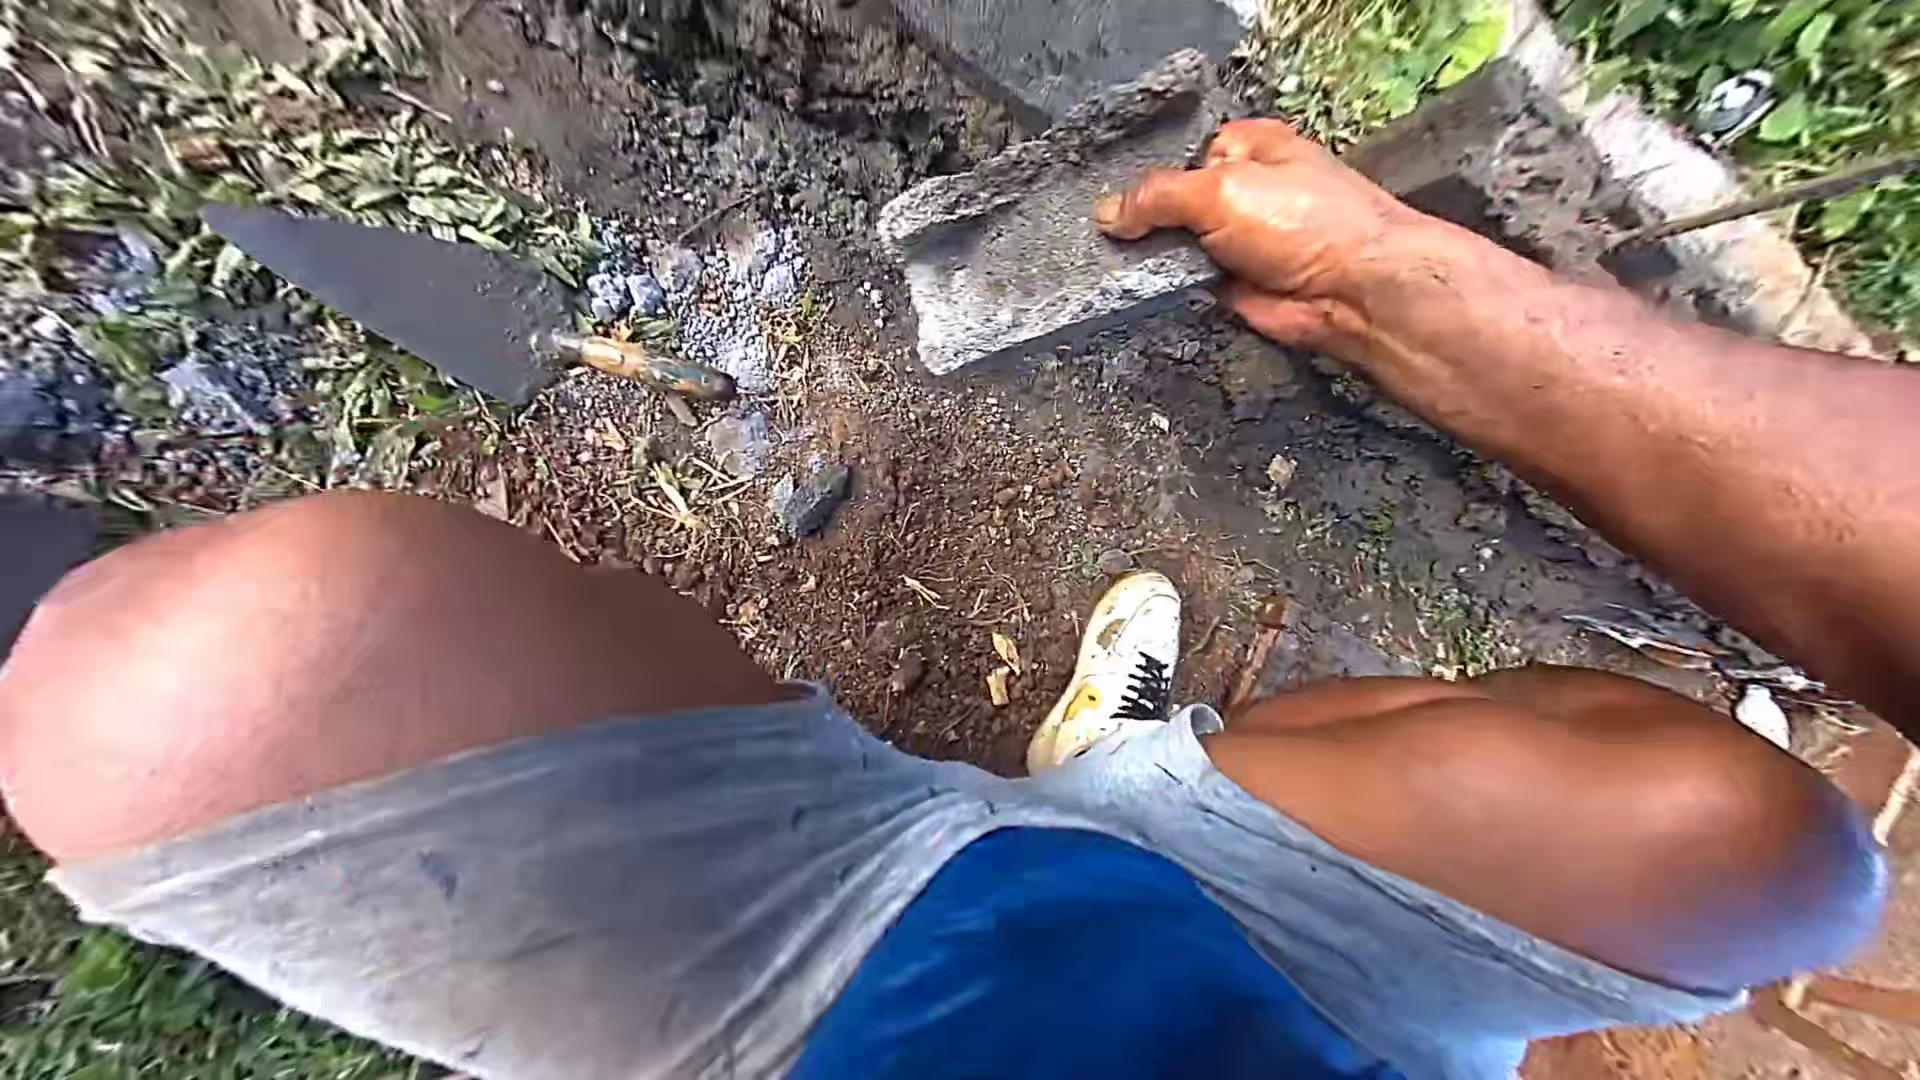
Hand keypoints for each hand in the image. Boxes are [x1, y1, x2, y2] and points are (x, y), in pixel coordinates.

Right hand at [1094, 118, 1418, 351]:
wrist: (1344, 290)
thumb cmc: (1305, 222)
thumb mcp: (1221, 190)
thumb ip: (1159, 196)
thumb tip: (1108, 212)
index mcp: (1243, 149)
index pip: (1176, 157)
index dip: (1142, 177)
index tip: (1110, 199)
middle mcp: (1236, 192)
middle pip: (1168, 203)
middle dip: (1140, 221)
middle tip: (1109, 235)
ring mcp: (1229, 239)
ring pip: (1170, 245)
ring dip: (1146, 257)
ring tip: (1115, 263)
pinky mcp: (1223, 281)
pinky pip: (1178, 279)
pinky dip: (1160, 284)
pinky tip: (1136, 286)